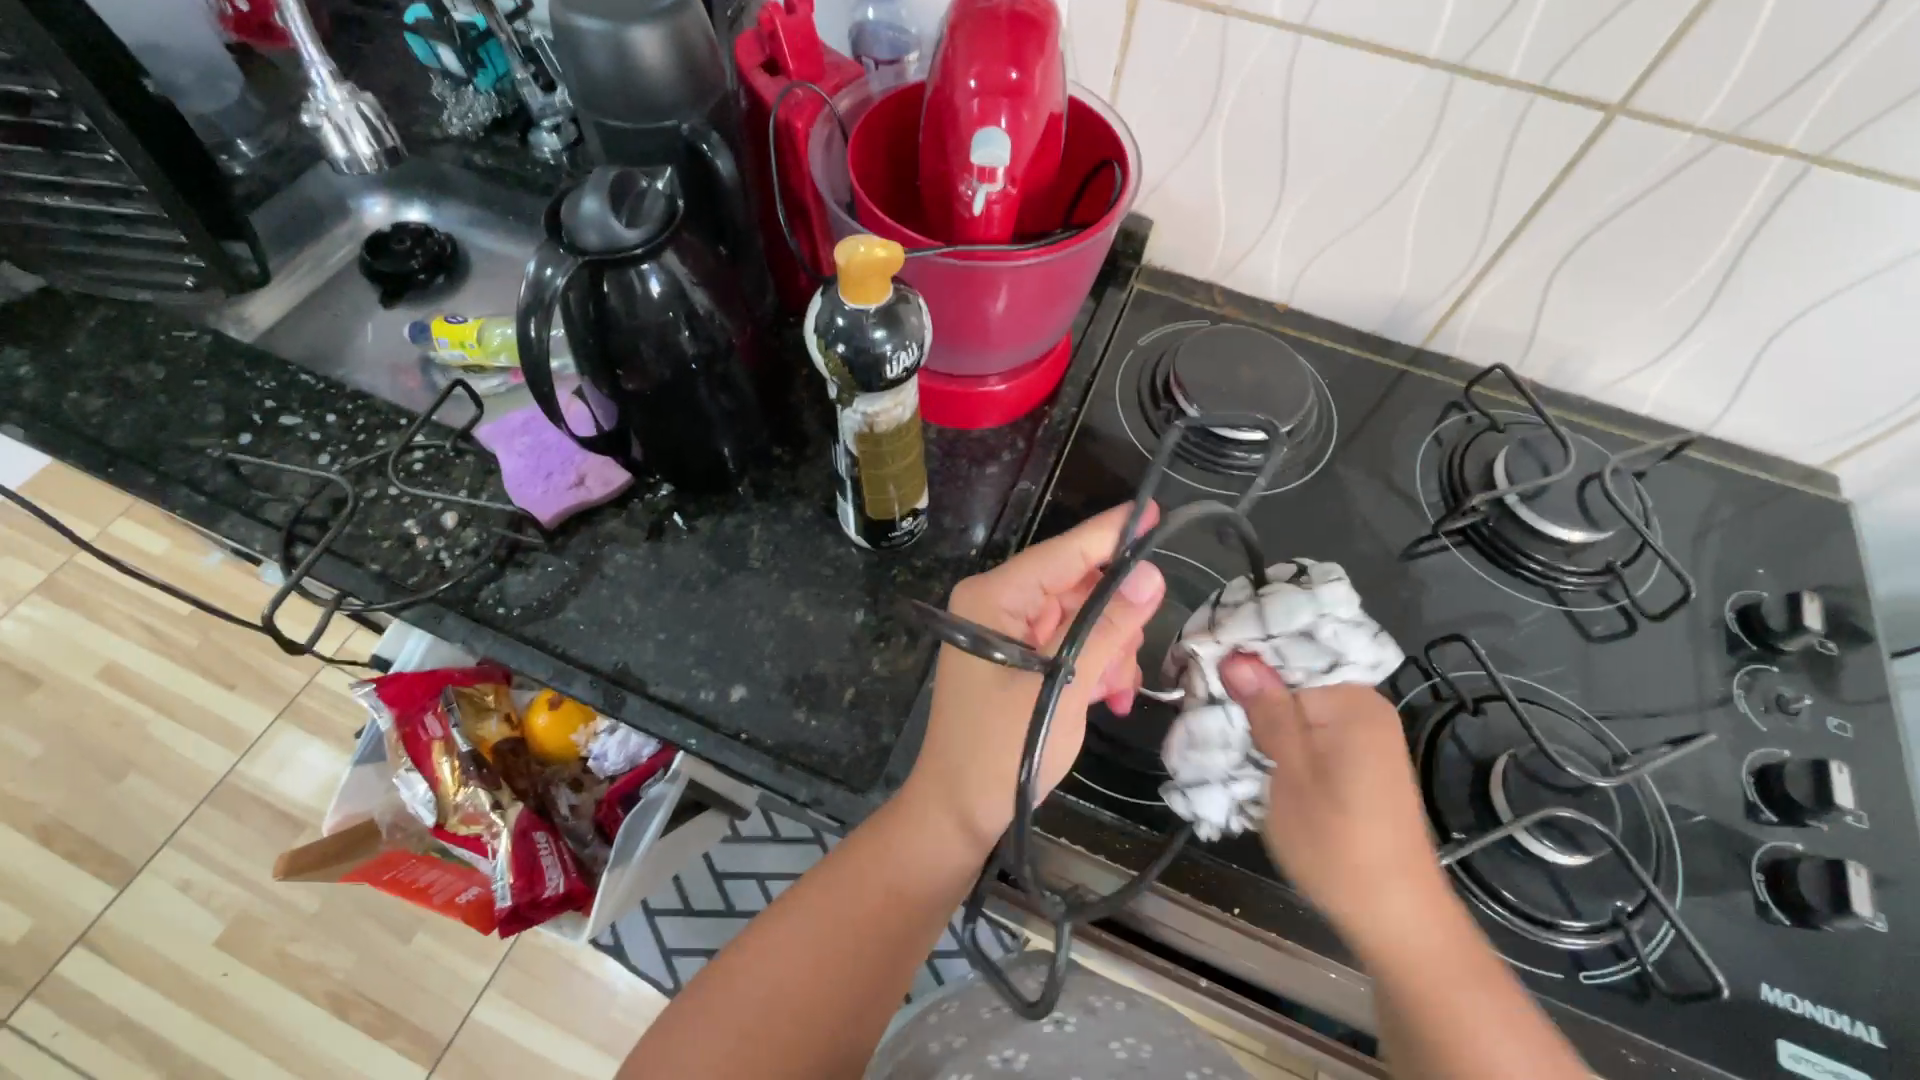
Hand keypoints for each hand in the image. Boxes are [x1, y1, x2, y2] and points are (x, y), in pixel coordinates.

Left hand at [905, 503, 1165, 852]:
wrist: (961, 812)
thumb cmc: (1002, 750)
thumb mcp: (1062, 685)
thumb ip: (1106, 628)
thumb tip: (1151, 576)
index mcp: (994, 598)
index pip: (1064, 552)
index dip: (1112, 535)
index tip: (1155, 512)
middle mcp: (999, 604)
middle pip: (1079, 587)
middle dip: (1114, 622)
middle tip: (1129, 661)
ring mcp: (1009, 632)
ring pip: (1083, 618)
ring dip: (1109, 652)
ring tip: (1111, 693)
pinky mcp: (1020, 658)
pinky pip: (1072, 645)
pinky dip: (1095, 667)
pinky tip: (1106, 699)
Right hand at [1220, 655, 1451, 944]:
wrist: (1394, 915)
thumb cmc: (1337, 845)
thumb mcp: (1290, 775)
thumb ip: (1267, 712)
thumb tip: (1238, 657)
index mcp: (1351, 701)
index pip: (1287, 652)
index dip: (1239, 653)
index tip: (1194, 656)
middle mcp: (1363, 707)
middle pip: (1292, 674)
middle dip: (1245, 682)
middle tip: (1193, 688)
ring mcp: (1363, 733)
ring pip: (1296, 702)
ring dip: (1257, 710)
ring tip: (1209, 711)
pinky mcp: (1357, 758)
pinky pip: (1309, 726)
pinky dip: (1277, 731)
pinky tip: (1246, 741)